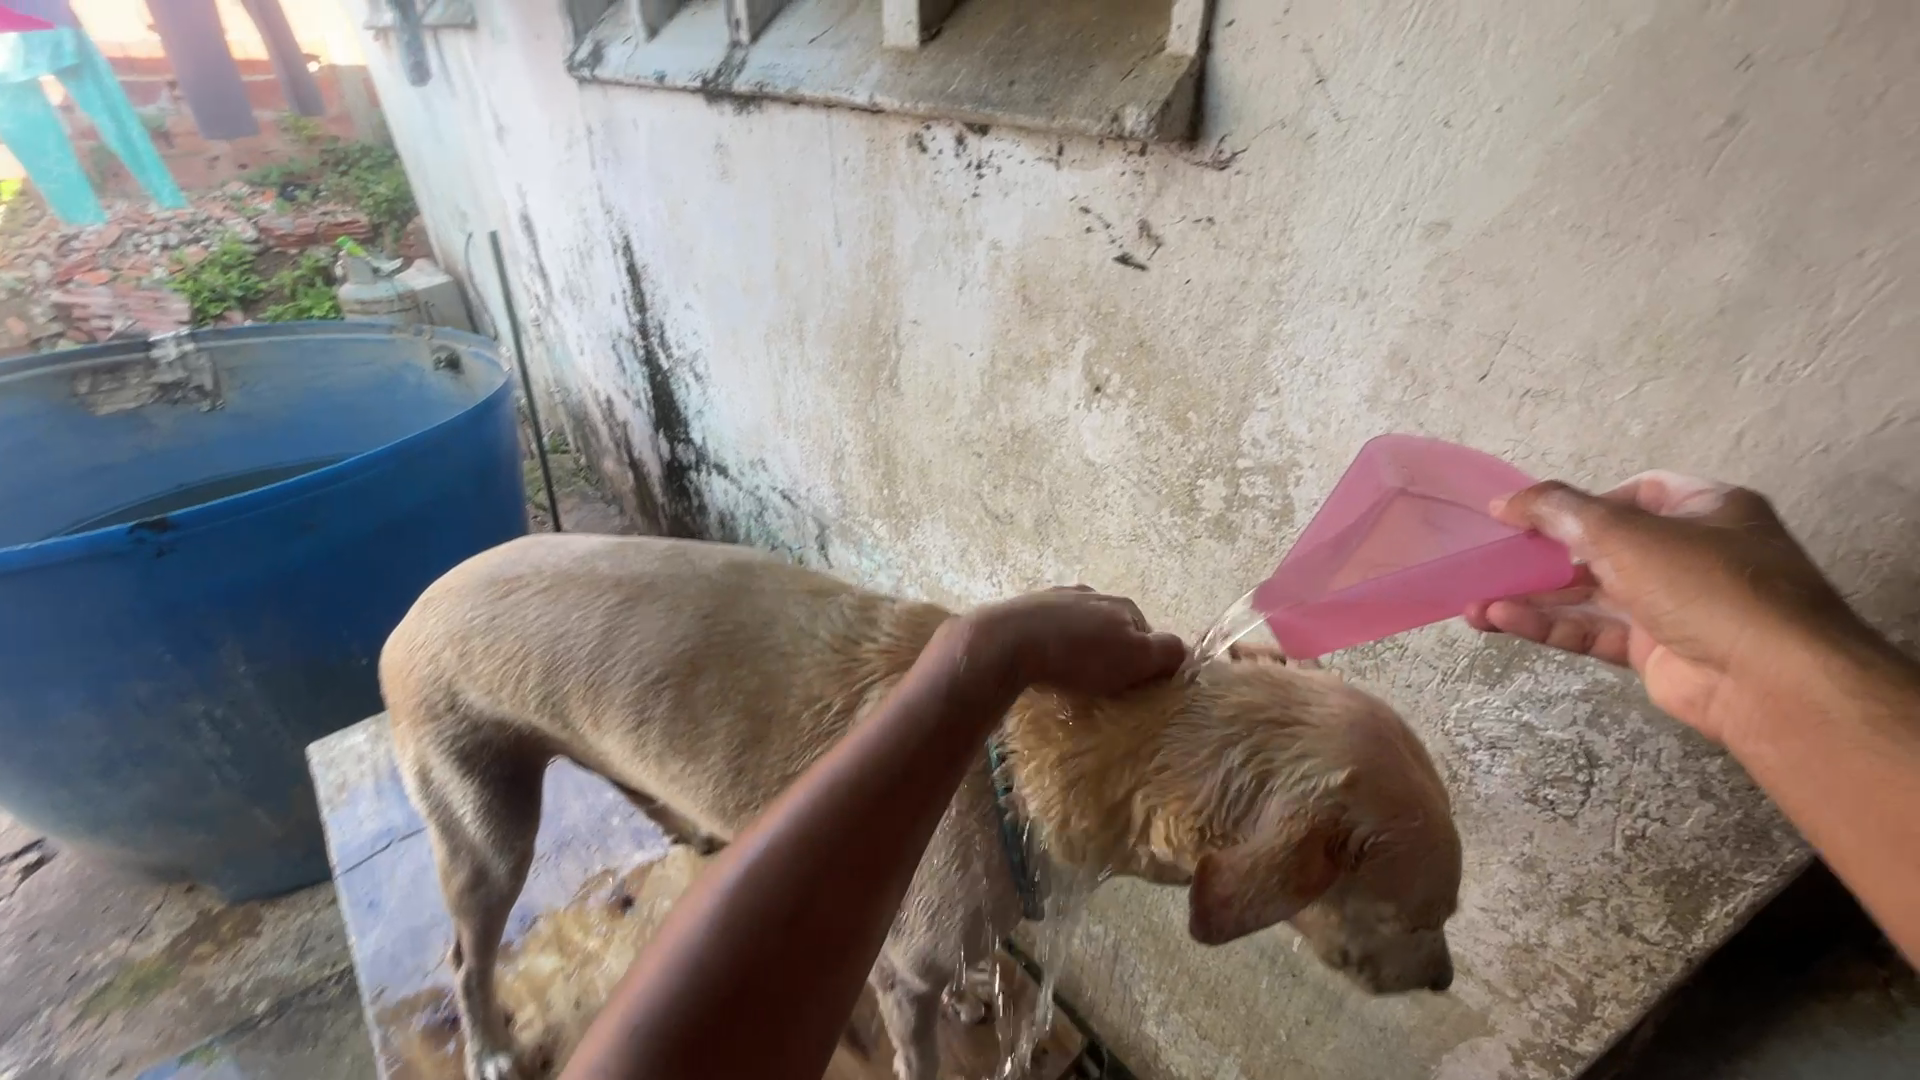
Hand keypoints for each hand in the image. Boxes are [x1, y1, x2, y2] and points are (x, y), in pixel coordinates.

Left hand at [960, 586, 1187, 697]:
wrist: (1008, 642)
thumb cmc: (1079, 655)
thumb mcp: (1135, 658)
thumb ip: (1164, 652)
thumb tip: (1183, 650)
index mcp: (1120, 603)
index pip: (1145, 629)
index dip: (1142, 657)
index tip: (1130, 682)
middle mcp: (1088, 593)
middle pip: (1108, 624)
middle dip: (1107, 648)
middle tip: (1098, 681)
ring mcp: (1051, 597)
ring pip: (1074, 624)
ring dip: (1075, 645)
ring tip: (1067, 674)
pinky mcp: (1020, 610)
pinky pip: (1043, 629)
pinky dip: (1047, 645)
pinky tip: (1039, 663)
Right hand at [1464, 472, 1873, 743]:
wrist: (1770, 681)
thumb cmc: (1704, 585)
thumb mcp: (1624, 532)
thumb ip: (1558, 510)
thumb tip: (1503, 501)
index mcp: (1705, 512)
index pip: (1636, 494)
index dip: (1582, 502)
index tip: (1533, 516)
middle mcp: (1690, 554)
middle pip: (1599, 548)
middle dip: (1539, 558)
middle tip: (1491, 562)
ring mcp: (1671, 605)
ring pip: (1586, 595)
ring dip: (1530, 598)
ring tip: (1474, 605)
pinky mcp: (1652, 648)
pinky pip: (1590, 629)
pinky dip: (1546, 625)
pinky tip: (1500, 621)